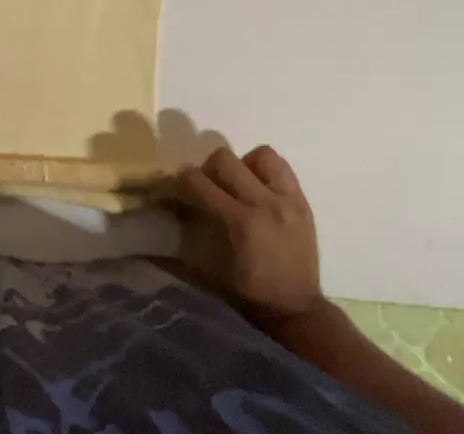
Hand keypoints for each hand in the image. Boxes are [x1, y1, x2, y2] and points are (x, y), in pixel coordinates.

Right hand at [167, 146, 324, 328]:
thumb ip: (182, 238)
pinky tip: (258, 190)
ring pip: (257, 155)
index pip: (195, 181)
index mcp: (239, 222)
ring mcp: (287, 200)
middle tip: (205, 193)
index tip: (170, 193)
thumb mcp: (206, 270)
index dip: (175, 183)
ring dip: (240, 167)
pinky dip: (264, 171)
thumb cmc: (247, 294)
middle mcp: (264, 203)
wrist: (295, 309)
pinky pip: (281, 166)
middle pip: (223, 159)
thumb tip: (161, 211)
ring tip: (237, 188)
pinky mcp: (302, 201)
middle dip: (206, 172)